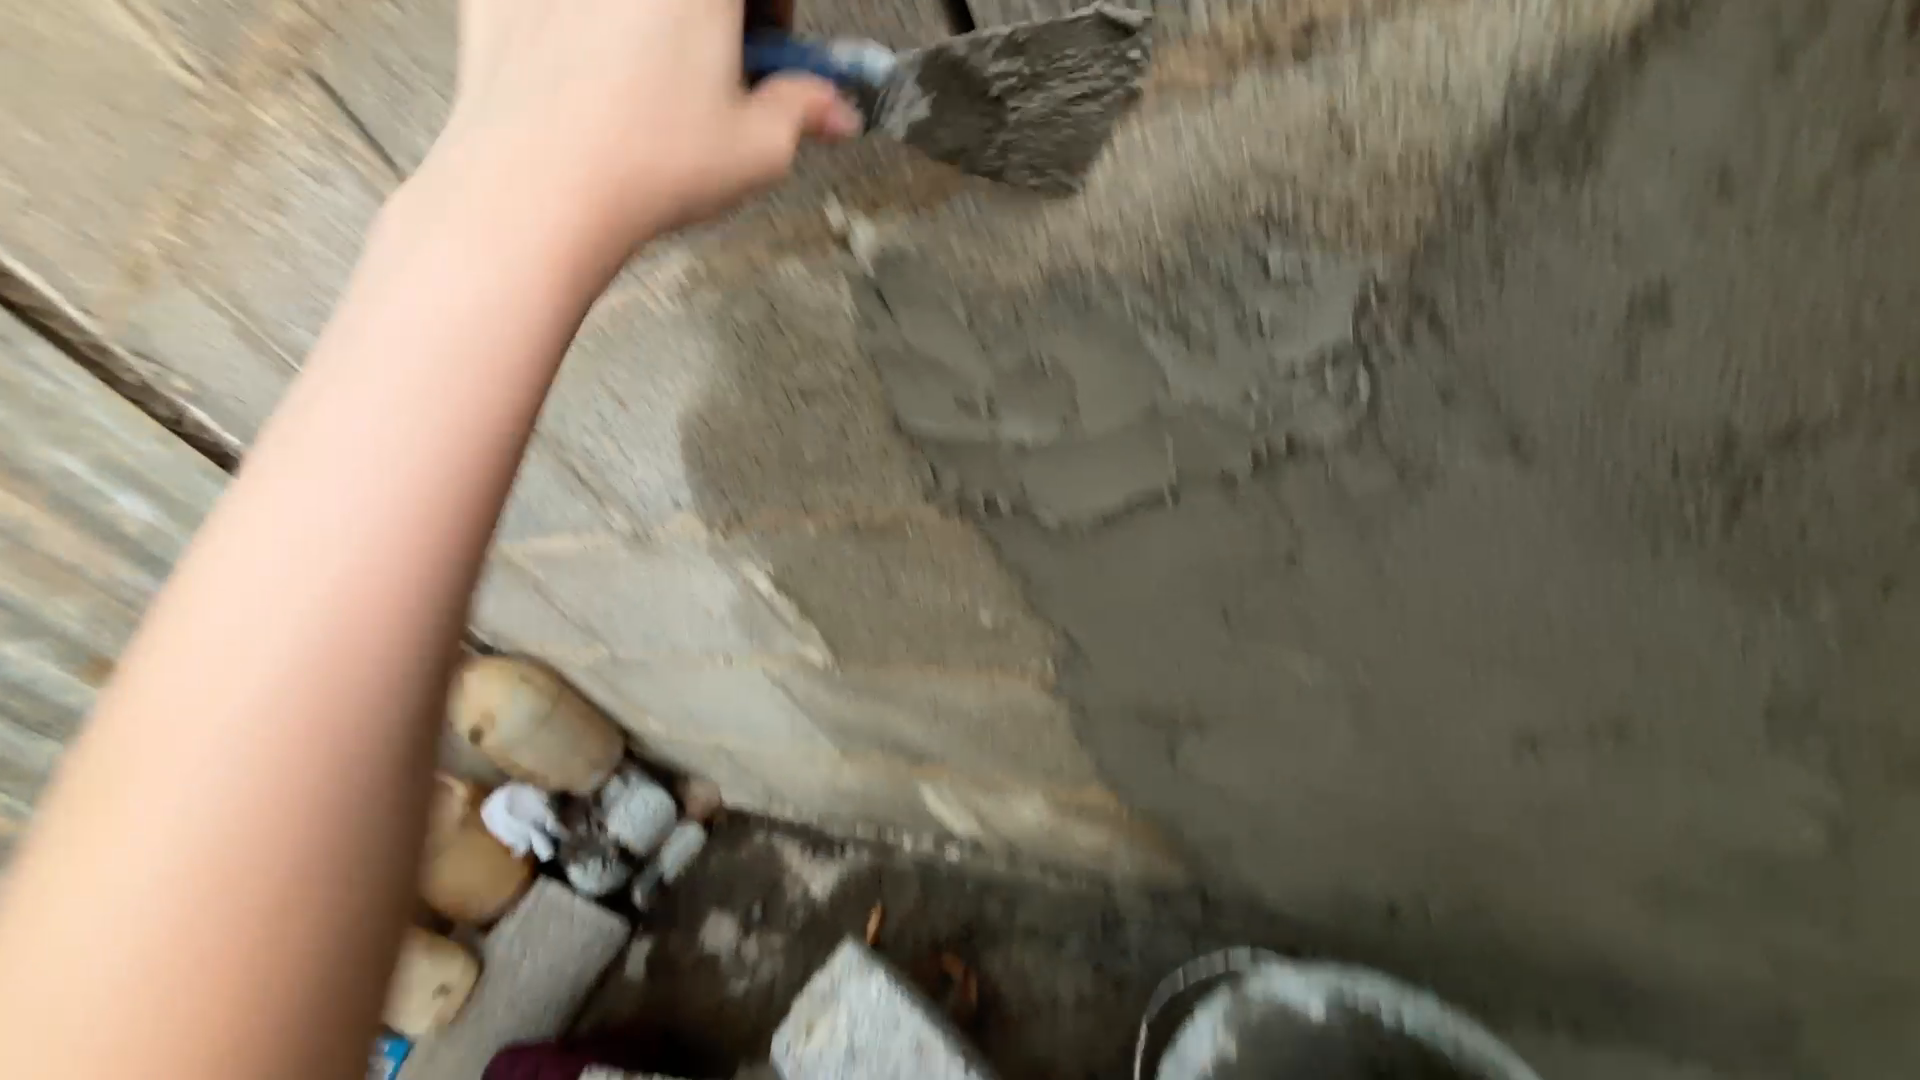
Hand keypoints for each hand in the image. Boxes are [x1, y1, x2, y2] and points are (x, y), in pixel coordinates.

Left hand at [423, 0, 862, 254]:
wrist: (536, 189)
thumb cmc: (647, 164)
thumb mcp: (758, 149)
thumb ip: (805, 112)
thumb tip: (835, 111)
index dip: (772, 14)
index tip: (767, 48)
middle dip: (714, 18)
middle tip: (712, 71)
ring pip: (631, 3)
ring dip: (652, 24)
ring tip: (650, 87)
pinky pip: (567, 6)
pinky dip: (585, 28)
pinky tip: (590, 81)